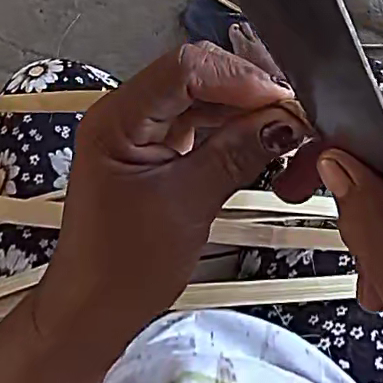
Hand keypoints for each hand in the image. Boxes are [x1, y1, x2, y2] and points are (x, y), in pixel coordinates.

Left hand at [35, 42, 310, 340]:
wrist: (93, 312)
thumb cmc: (126, 267)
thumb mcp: (188, 205)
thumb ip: (236, 153)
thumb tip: (285, 121)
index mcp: (118, 118)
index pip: (183, 69)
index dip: (236, 77)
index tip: (280, 99)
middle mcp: (127, 110)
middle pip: (194, 71)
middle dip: (244, 84)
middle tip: (289, 108)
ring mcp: (142, 125)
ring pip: (202, 90)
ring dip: (243, 101)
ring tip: (282, 119)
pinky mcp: (158, 141)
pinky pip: (201, 115)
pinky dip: (233, 119)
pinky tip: (260, 131)